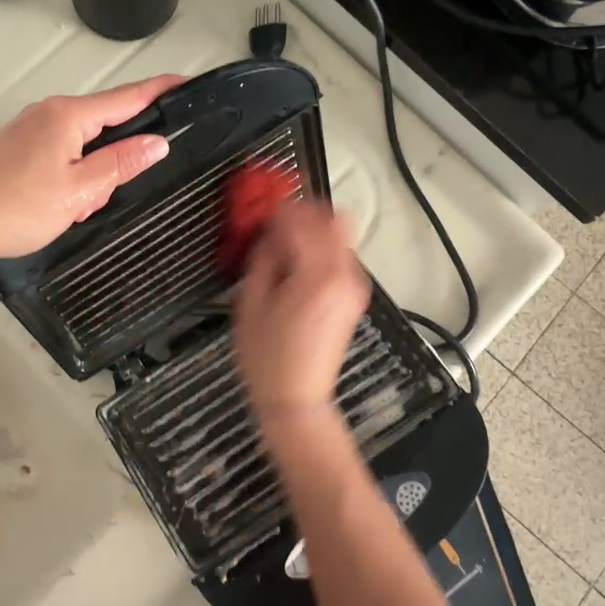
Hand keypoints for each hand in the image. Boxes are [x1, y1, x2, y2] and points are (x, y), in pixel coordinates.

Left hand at [0, 73, 184, 261]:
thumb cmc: (16, 208)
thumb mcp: (79, 190)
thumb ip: (121, 164)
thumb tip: (157, 142)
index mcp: (67, 115)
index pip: (126, 97)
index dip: (159, 90)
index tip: (186, 83)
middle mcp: (47, 113)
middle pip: (103, 126)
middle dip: (112, 162)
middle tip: (96, 199)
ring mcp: (28, 130)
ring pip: (81, 147)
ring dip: (87, 179)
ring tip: (69, 210)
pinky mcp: (16, 149)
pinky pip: (59, 156)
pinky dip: (68, 180)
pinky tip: (54, 208)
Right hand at [233, 201, 369, 427]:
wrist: (297, 398)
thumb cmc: (267, 357)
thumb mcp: (251, 303)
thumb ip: (264, 258)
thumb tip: (270, 230)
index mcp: (317, 274)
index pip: (302, 219)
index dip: (278, 208)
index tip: (260, 207)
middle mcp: (344, 274)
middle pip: (333, 216)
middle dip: (302, 212)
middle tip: (274, 221)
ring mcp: (353, 285)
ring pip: (340, 233)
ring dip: (312, 230)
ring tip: (281, 248)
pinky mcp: (353, 295)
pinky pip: (340, 255)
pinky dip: (320, 249)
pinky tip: (295, 267)